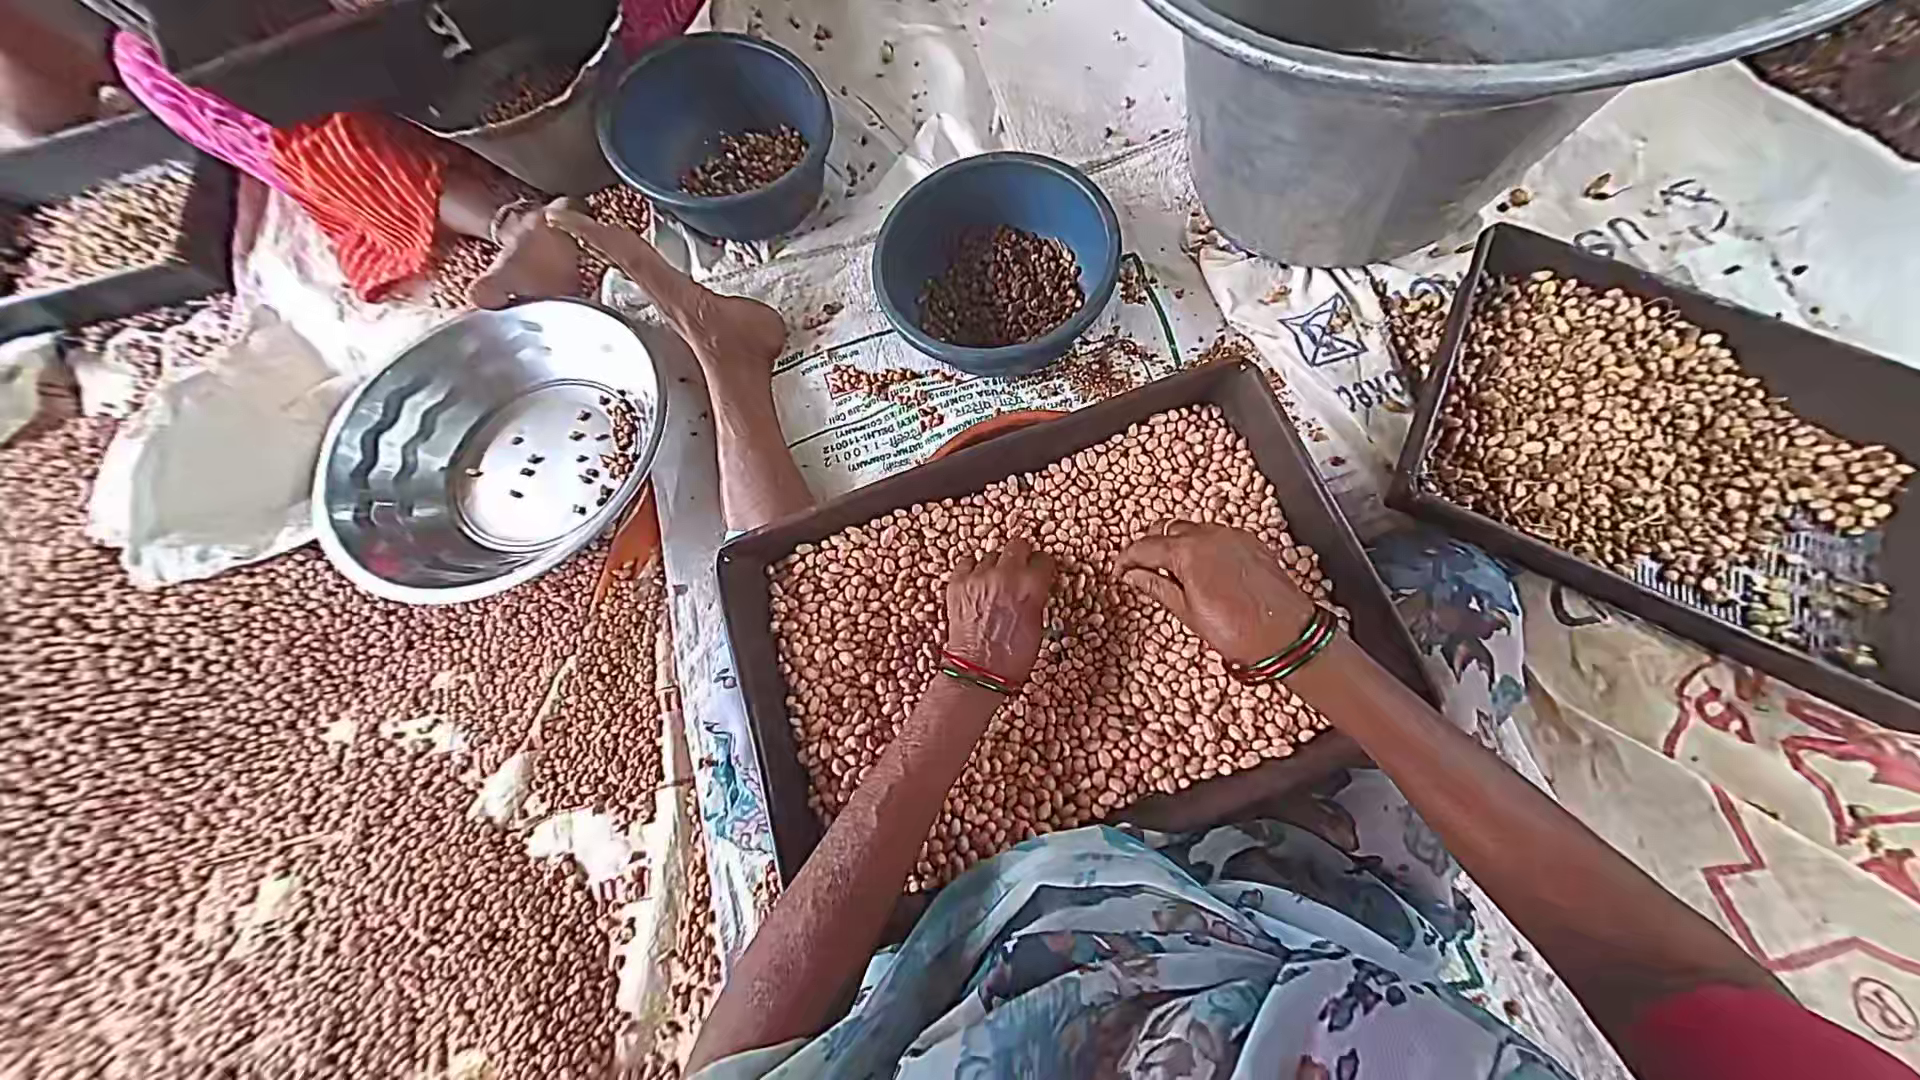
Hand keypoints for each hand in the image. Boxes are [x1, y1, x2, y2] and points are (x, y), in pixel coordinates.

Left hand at [944, 538, 1056, 683]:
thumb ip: (1036, 596)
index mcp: (1031, 586)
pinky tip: (977, 581)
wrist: (980, 670)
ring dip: (995, 565)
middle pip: (1017, 545)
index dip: (1041, 566)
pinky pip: (967, 563)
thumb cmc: (1013, 656)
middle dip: (1021, 555)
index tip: (1039, 571)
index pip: (1043, 559)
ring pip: (990, 554)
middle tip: (1019, 567)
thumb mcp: (1038, 624)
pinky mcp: (957, 583)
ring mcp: (978, 577)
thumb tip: (1034, 584)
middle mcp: (1005, 575)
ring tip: (995, 581)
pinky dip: (972, 569)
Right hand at [1116, 521, 1320, 666]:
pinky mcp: (1250, 543)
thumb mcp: (1187, 612)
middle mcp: (1209, 535)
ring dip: (1175, 545)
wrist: (1288, 636)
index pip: (1144, 547)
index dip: (1126, 559)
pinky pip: (1215, 535)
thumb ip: (1157, 587)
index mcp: (1187, 552)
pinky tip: (1200, 570)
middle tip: (1142, 572)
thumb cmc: (1238, 631)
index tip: (1120, 572)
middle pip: (1166, 530)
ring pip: (1191, 529)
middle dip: (1150, 548)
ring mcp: (1232, 536)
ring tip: (1172, 573)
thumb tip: (1133, 576)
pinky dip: (1201, 546)